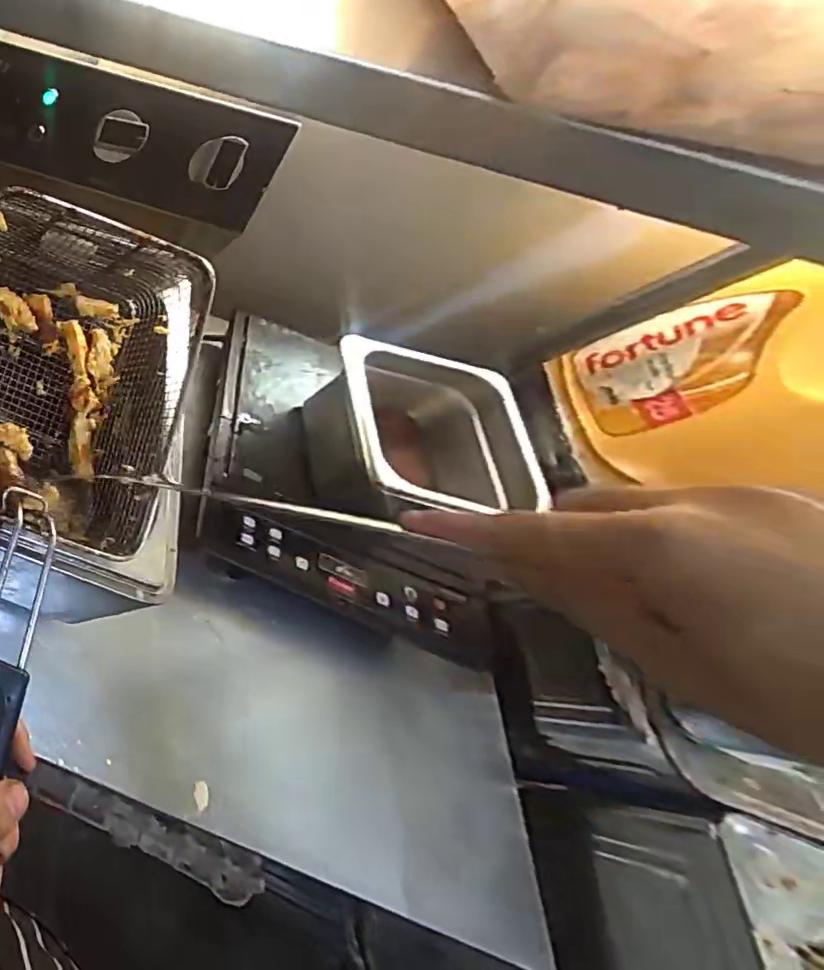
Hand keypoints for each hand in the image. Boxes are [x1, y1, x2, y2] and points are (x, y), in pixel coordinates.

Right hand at [403, 485, 823, 761]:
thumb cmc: (815, 699)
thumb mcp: (680, 664)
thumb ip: (585, 602)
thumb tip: (516, 566)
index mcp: (660, 542)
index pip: (530, 529)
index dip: (465, 529)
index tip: (413, 523)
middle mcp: (704, 501)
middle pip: (585, 504)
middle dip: (555, 535)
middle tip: (553, 582)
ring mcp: (765, 498)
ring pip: (643, 503)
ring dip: (617, 536)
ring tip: (651, 592)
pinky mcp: (808, 508)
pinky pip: (702, 511)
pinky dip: (675, 538)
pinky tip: (719, 586)